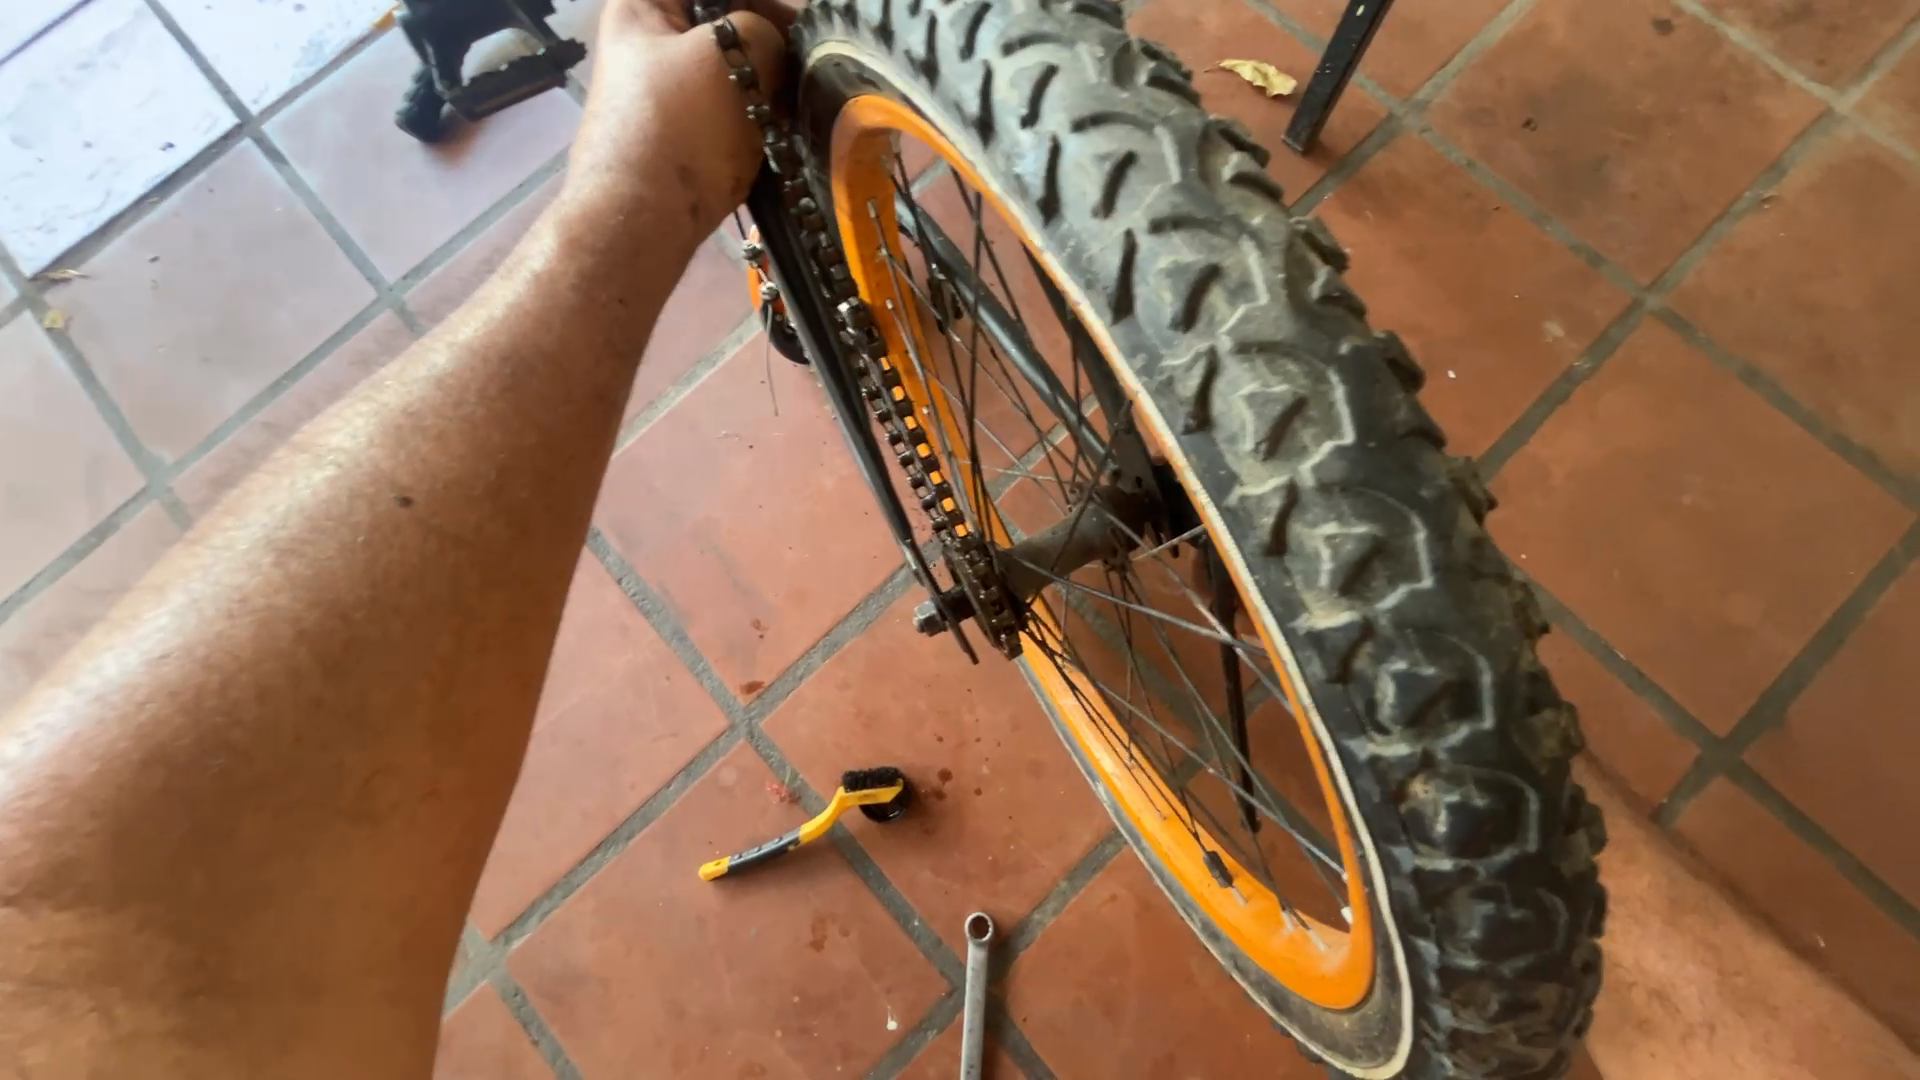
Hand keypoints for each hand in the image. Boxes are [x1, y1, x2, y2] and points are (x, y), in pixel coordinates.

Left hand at [562, 0, 792, 238]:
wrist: (641, 221)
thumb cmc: (679, 131)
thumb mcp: (729, 60)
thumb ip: (763, 33)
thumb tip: (780, 49)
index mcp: (645, 4)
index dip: (769, 4)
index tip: (804, 32)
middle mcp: (651, 42)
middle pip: (725, 28)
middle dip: (768, 49)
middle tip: (803, 76)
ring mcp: (667, 95)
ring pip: (732, 76)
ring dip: (765, 93)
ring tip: (792, 113)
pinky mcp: (683, 138)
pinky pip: (729, 117)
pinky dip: (753, 124)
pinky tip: (774, 140)